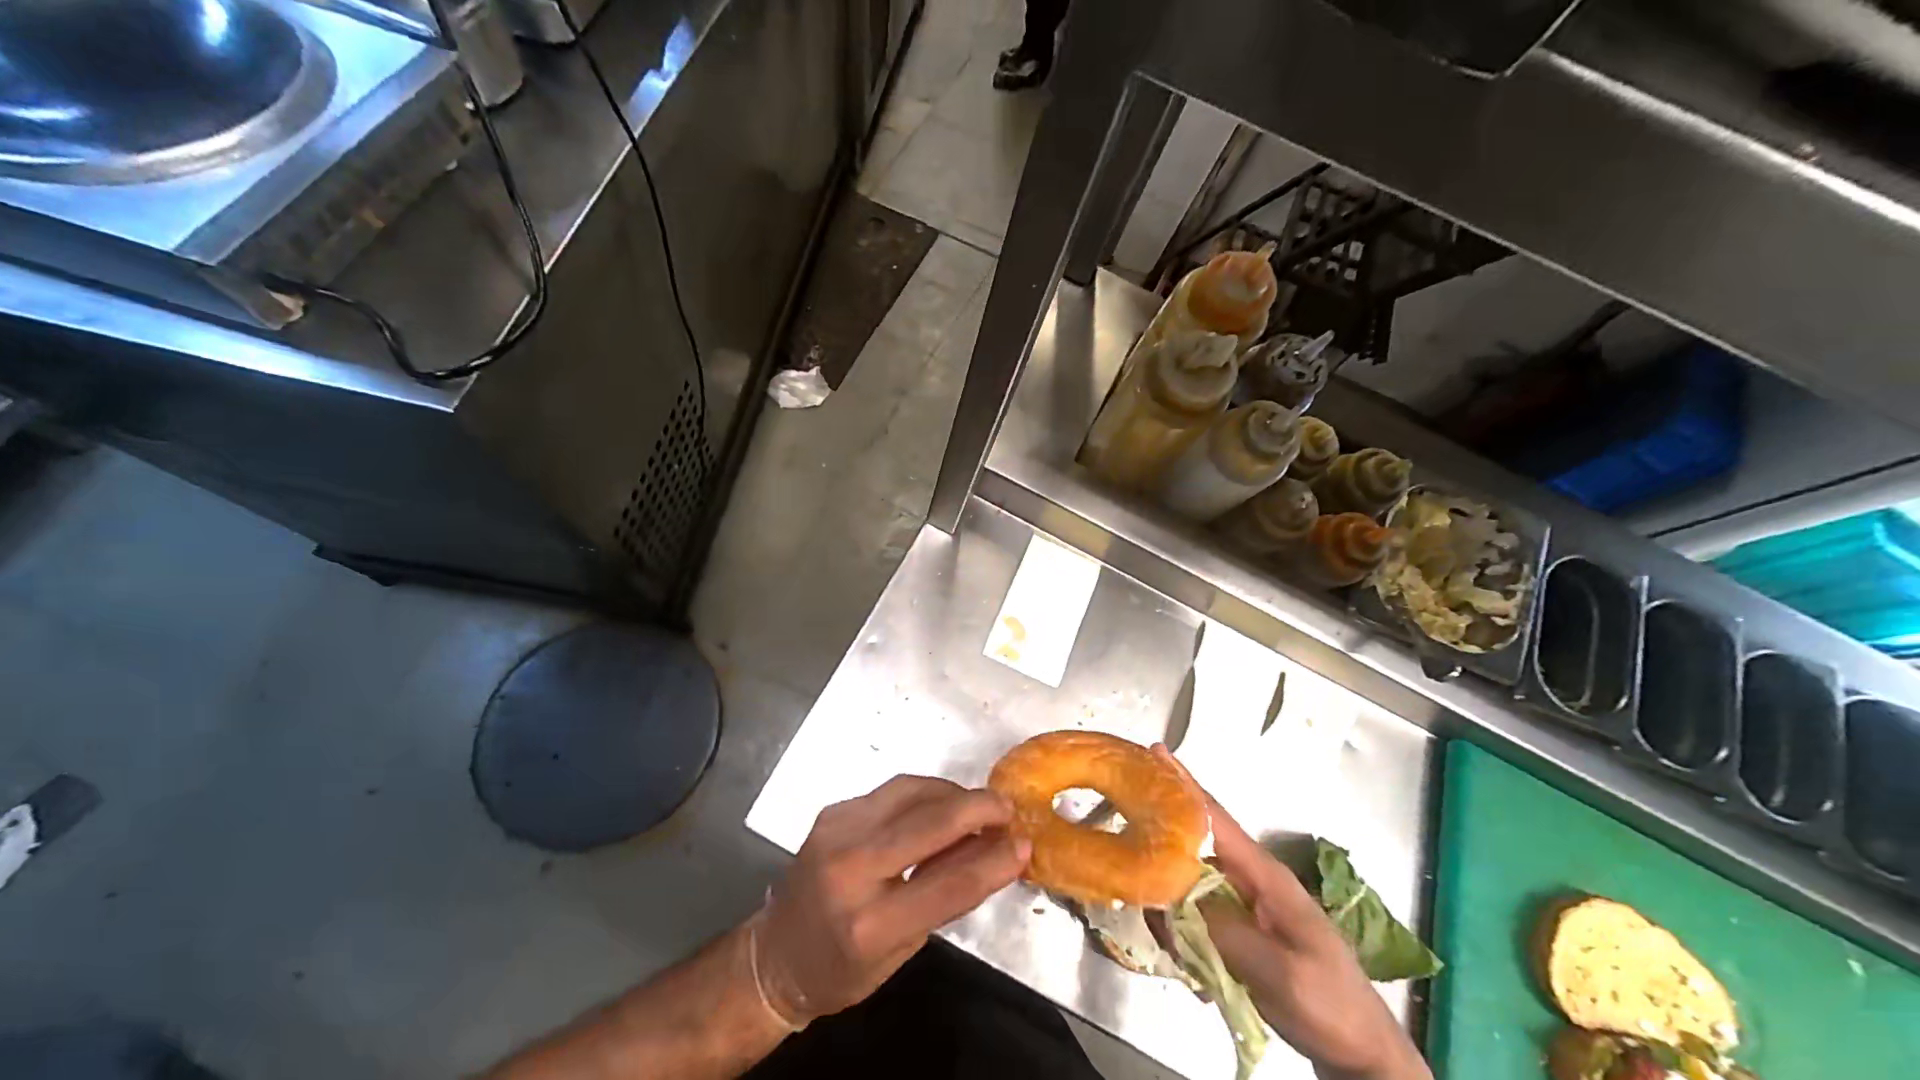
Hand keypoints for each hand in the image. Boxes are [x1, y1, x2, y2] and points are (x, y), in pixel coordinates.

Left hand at [754, 775, 1030, 1025]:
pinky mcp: (833, 811)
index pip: (949, 883)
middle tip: (1007, 810)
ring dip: (953, 794)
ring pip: (911, 792)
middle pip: (930, 823)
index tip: (1025, 843)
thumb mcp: (904, 947)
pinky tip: (941, 806)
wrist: (776, 953)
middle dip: (978, 809)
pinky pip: (891, 791)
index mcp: (870, 924)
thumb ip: (948, 893)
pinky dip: (925, 794)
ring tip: (979, 806)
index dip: (995, 860)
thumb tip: (996, 849)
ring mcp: (836, 831)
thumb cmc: (844, 967)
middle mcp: (849, 869)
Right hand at [1154, 747, 1430, 1079]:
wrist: (1363, 1054)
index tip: (1154, 752)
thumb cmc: (1329, 1005)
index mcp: (1266, 877)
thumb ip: (1224, 930)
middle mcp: (1253, 881)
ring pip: (1191, 883)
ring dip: (1169, 902)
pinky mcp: (1242, 932)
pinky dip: (1183, 929)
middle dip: (1160, 840)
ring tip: (1164, 936)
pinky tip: (1184, 961)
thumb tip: (1172, 896)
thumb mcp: (1278, 972)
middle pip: (1197, 845)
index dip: (1185, 784)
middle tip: (1125, 849)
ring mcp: (1247, 907)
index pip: (1217, 819)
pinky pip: (1198, 915)